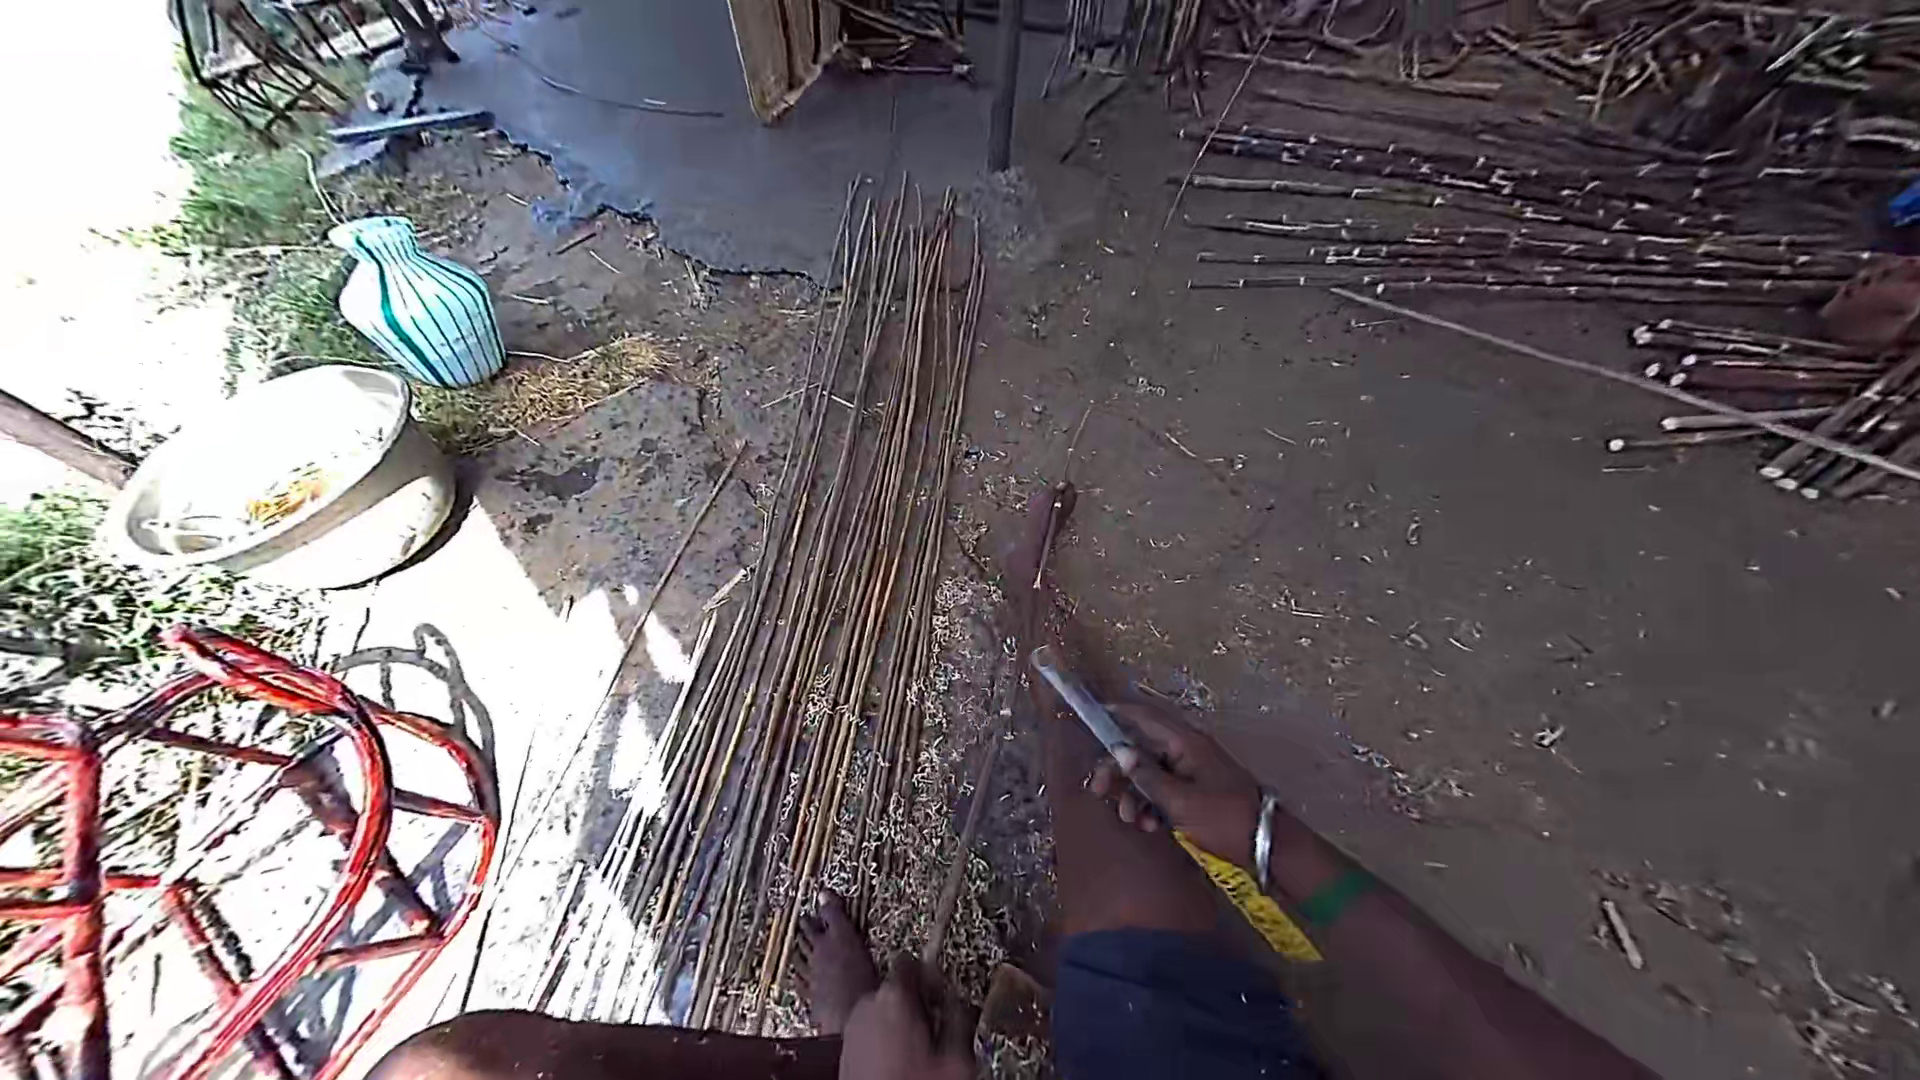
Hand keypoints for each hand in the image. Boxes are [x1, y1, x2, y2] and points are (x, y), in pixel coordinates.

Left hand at [837, 955, 976, 1079]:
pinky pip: (870, 1033)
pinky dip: (884, 1041)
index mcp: (894, 996)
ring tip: (919, 1055)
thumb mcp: (955, 1058)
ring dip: (900, 1025)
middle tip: (935, 1032)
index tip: (943, 994)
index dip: (931, 976)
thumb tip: (958, 1000)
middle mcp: (867, 1003)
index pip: (912, 962)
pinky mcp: (844, 1051)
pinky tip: (899, 1067)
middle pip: (897, 989)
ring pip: (884, 1012)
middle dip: (917, 1006)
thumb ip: (959, 1016)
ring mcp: (852, 1028)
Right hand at [1090, 702, 1264, 870]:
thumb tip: (1119, 751)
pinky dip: (1150, 805)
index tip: (1092, 716)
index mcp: (1185, 742)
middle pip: (1140, 748)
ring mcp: (1191, 771)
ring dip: (1132, 793)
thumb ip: (1146, 776)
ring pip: (1148, 772)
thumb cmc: (1224, 818)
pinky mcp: (1195, 792)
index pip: (1144, 716)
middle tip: (1097, 790)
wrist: (1270, 848)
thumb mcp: (1180, 801)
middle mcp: (1186, 750)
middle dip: (1117, 768)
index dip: (1118, 713)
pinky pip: (1162, 790)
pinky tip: (1147, 825)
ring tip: (1129, 819)